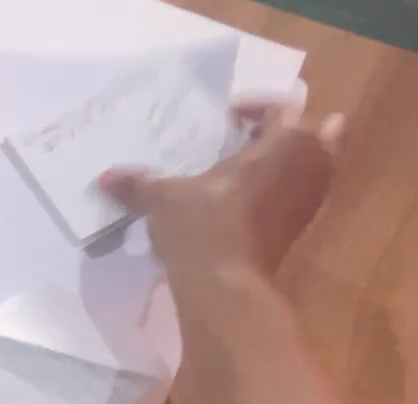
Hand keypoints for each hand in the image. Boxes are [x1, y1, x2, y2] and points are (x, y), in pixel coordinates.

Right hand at [99, 101, 343, 281]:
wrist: (224, 283)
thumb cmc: (203, 227)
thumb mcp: (163, 200)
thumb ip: (139, 184)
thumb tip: (105, 177)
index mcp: (285, 141)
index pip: (279, 107)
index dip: (252, 107)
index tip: (226, 116)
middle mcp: (310, 160)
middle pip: (311, 130)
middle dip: (283, 132)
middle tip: (247, 141)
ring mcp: (311, 195)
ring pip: (312, 163)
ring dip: (286, 162)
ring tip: (248, 172)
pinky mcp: (300, 224)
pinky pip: (297, 194)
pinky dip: (279, 191)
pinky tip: (247, 203)